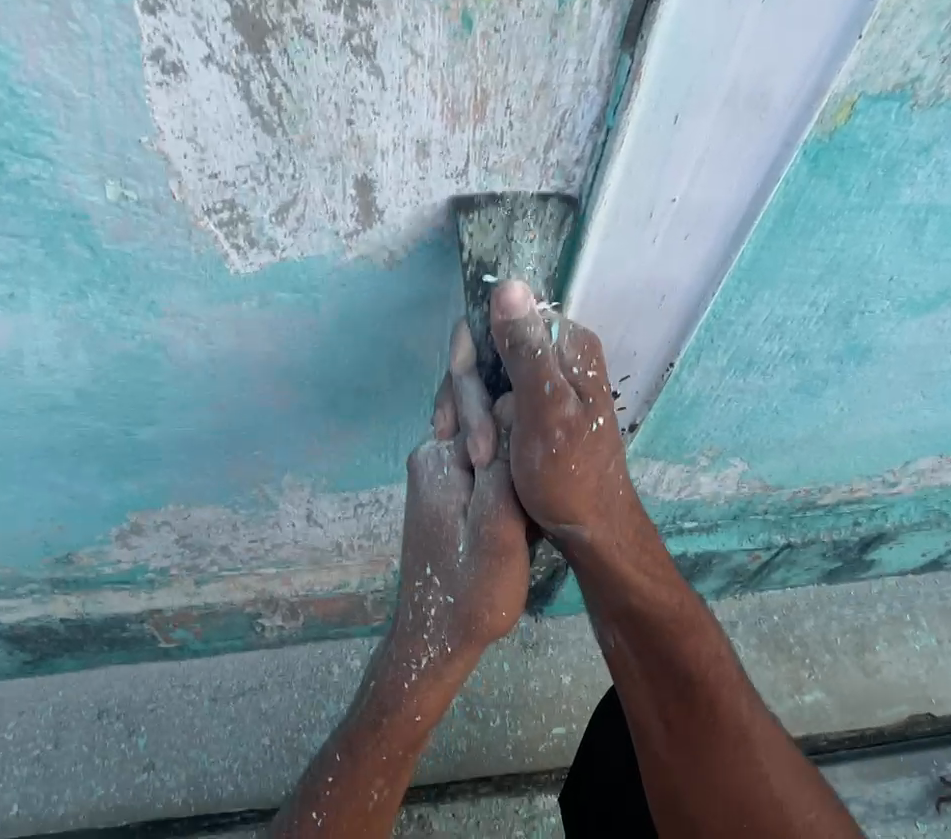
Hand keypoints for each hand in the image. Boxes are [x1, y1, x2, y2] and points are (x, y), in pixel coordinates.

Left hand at [389, 321, 532, 673]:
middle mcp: (432, 456)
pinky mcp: (442, 489)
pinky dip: (487, 417)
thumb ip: (505, 467)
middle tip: (502, 315)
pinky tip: (509, 413)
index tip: (500, 312)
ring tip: (506, 349)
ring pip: (462, 416)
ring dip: (483, 385)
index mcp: (442, 460)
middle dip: (480, 358)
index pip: (464, 392)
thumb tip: (518, 405)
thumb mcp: (498, 531)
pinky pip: (467, 438)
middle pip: (458, 395)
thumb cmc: (470, 591)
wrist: (435, 637)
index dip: (485, 355)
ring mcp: (434, 473)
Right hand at [488, 280, 637, 548]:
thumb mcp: (545, 412)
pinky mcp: (529, 401)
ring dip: (469, 415)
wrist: (588, 529)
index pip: (497, 320)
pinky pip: (487, 395)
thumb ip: (525, 350)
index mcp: (566, 344)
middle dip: (470, 397)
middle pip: (484, 348)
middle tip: (473, 448)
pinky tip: (470, 451)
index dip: (470, 359)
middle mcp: (555, 352)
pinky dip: (473, 421)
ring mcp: (541, 377)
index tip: (463, 408)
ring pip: (480, 374)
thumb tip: (506, 284)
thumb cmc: (570, 476)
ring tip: (475, 458)